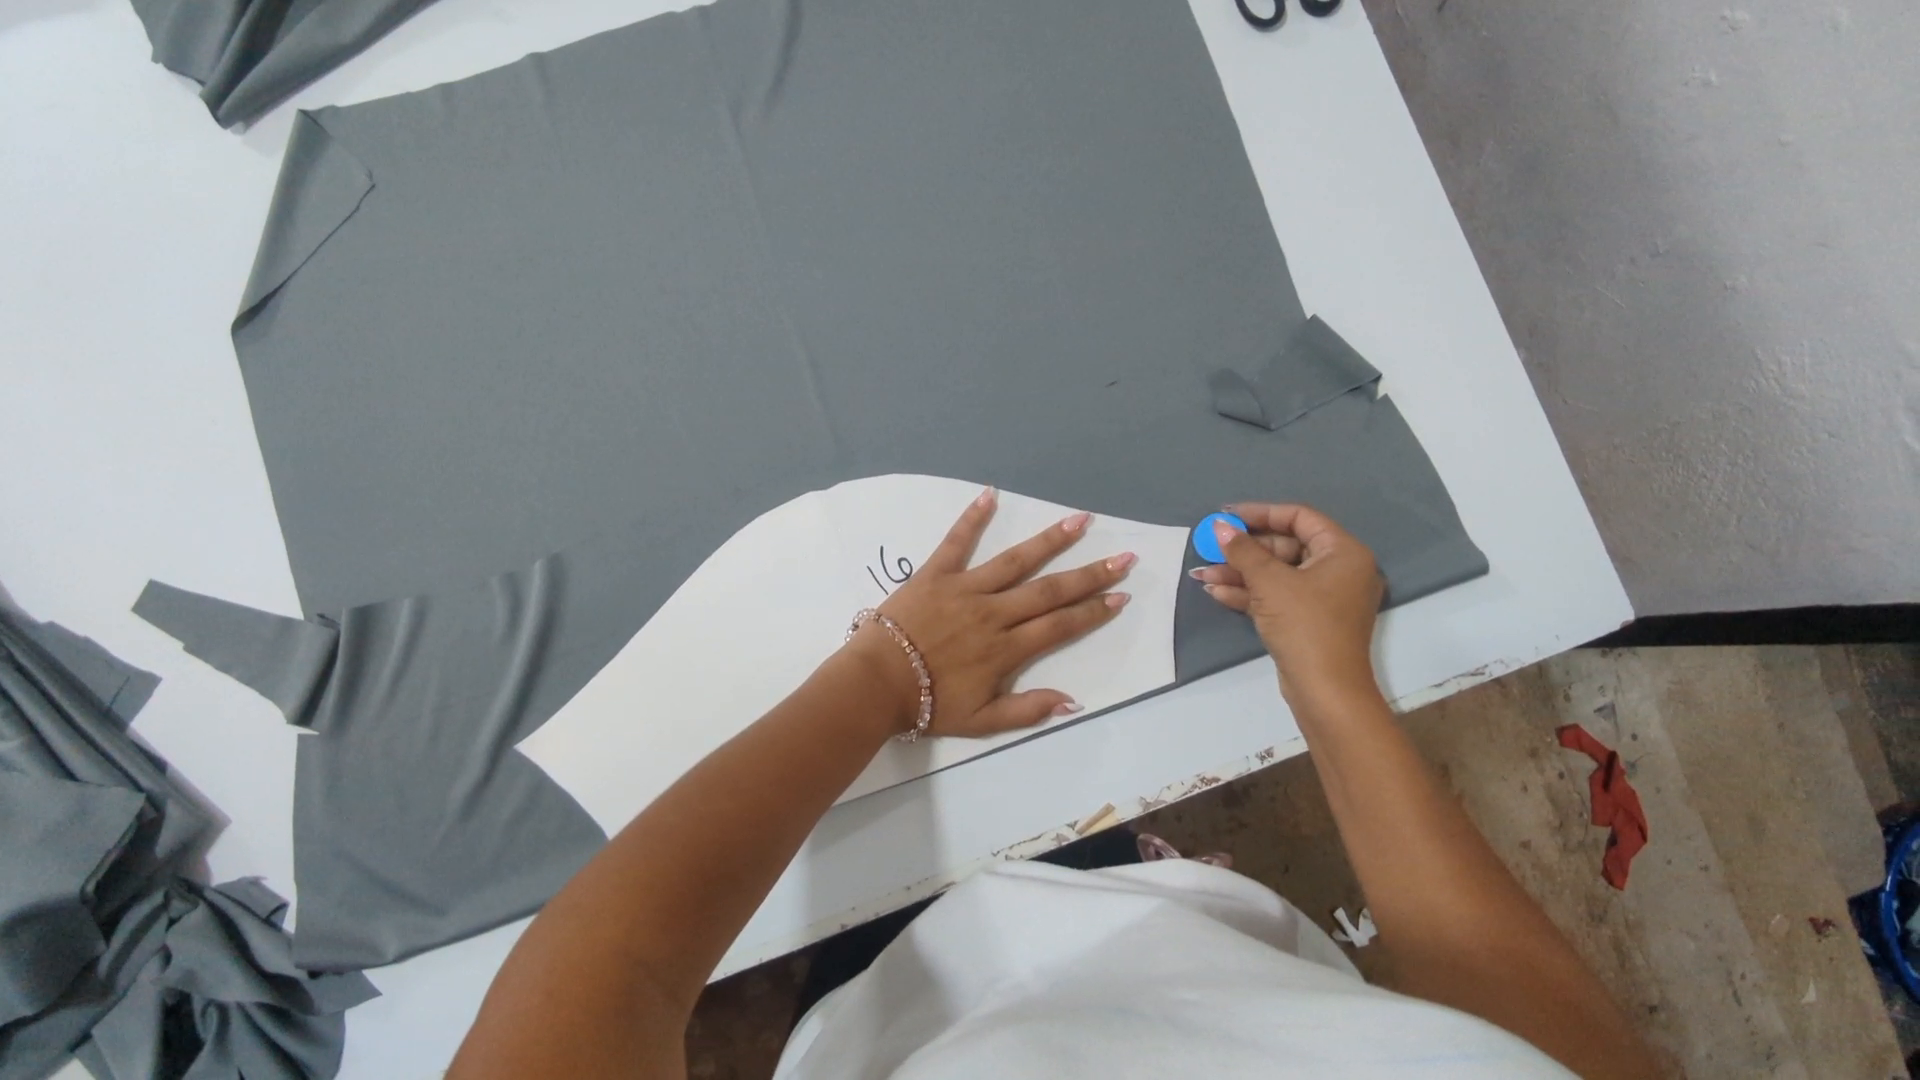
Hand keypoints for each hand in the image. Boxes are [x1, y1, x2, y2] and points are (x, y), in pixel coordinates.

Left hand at [846, 487, 1133, 737]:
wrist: (875, 684)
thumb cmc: (928, 704)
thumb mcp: (981, 721)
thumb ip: (1027, 710)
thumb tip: (1073, 701)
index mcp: (1006, 649)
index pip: (1060, 626)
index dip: (1093, 612)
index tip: (1120, 596)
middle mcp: (993, 613)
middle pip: (1049, 590)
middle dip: (1089, 575)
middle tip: (1122, 557)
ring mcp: (964, 589)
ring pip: (1015, 561)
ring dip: (1050, 540)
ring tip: (1080, 521)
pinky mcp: (935, 573)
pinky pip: (956, 541)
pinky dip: (973, 518)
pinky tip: (991, 494)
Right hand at [1189, 503, 1383, 706]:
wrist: (1325, 690)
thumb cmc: (1304, 625)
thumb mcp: (1269, 582)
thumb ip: (1243, 550)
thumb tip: (1219, 526)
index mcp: (1343, 552)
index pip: (1299, 517)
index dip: (1260, 513)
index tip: (1226, 516)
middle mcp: (1339, 570)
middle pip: (1285, 546)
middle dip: (1244, 550)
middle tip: (1210, 549)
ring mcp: (1324, 597)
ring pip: (1277, 574)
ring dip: (1240, 573)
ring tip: (1203, 575)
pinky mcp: (1309, 619)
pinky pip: (1278, 595)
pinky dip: (1250, 593)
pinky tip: (1217, 592)